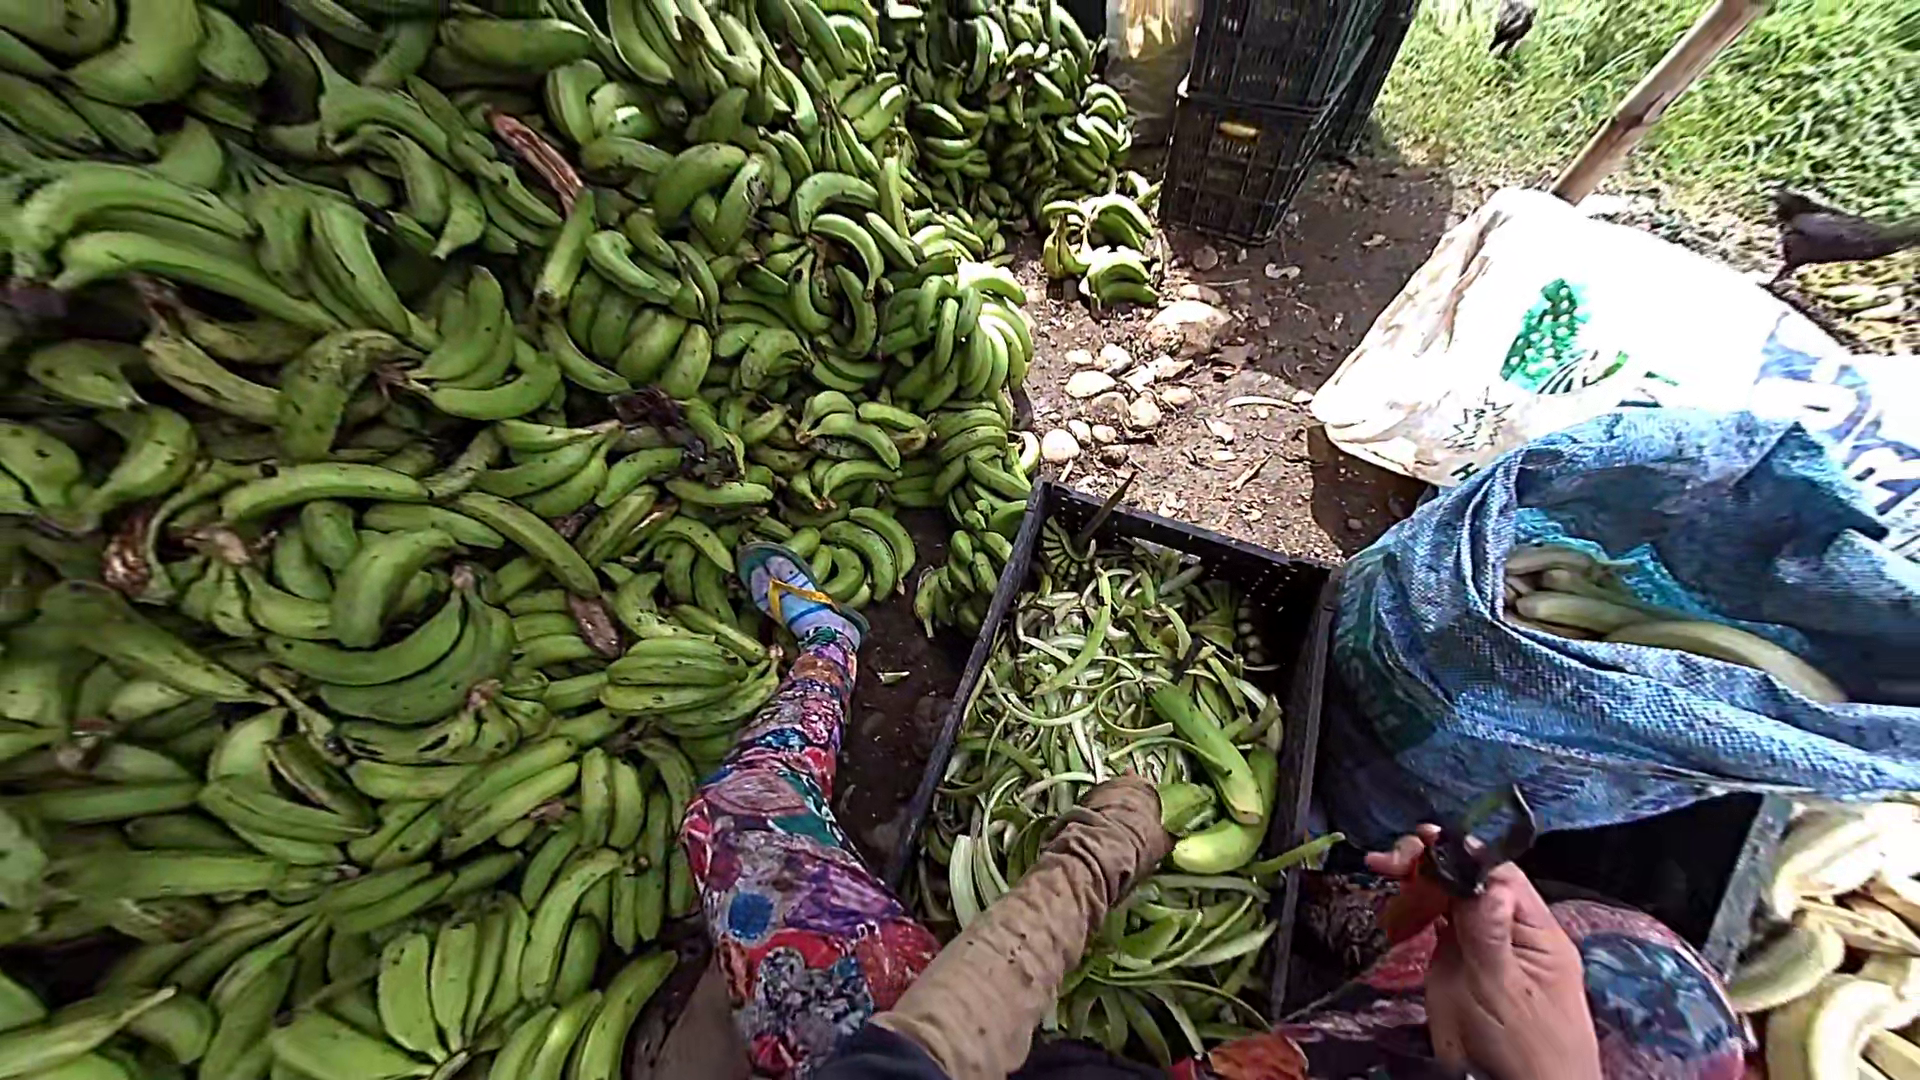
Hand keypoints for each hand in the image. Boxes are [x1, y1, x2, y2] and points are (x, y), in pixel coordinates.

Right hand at [1366, 828, 1601, 1079]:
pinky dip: (1407, 904)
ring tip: (1382, 877)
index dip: (1459, 851)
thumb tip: (1488, 881)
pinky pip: (1430, 911)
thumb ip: (1489, 933)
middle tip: (1386, 864)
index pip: (1497, 873)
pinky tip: (1394, 914)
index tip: (1421, 840)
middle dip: (1424, 861)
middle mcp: (1507, 926)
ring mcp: (1479, 937)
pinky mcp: (1454, 950)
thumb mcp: (1502, 991)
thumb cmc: (1521, 1051)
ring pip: (1442, 888)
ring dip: (1410, 880)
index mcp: (1536, 933)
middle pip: (1464, 874)